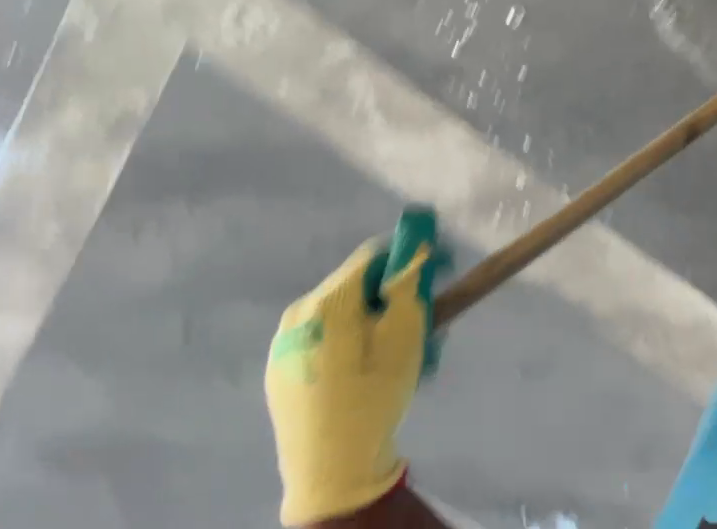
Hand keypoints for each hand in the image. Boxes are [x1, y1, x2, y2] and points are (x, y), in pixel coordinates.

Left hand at [266, 208, 445, 526]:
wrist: (330, 467)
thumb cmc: (375, 394)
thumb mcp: (406, 333)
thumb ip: (408, 284)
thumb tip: (412, 249)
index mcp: (326, 301)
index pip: (372, 255)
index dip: (407, 255)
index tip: (437, 268)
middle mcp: (297, 313)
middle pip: (354, 283)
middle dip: (389, 291)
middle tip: (420, 315)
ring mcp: (282, 343)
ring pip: (338, 310)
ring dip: (370, 315)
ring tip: (393, 347)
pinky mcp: (279, 369)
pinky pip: (322, 336)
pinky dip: (348, 338)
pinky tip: (363, 367)